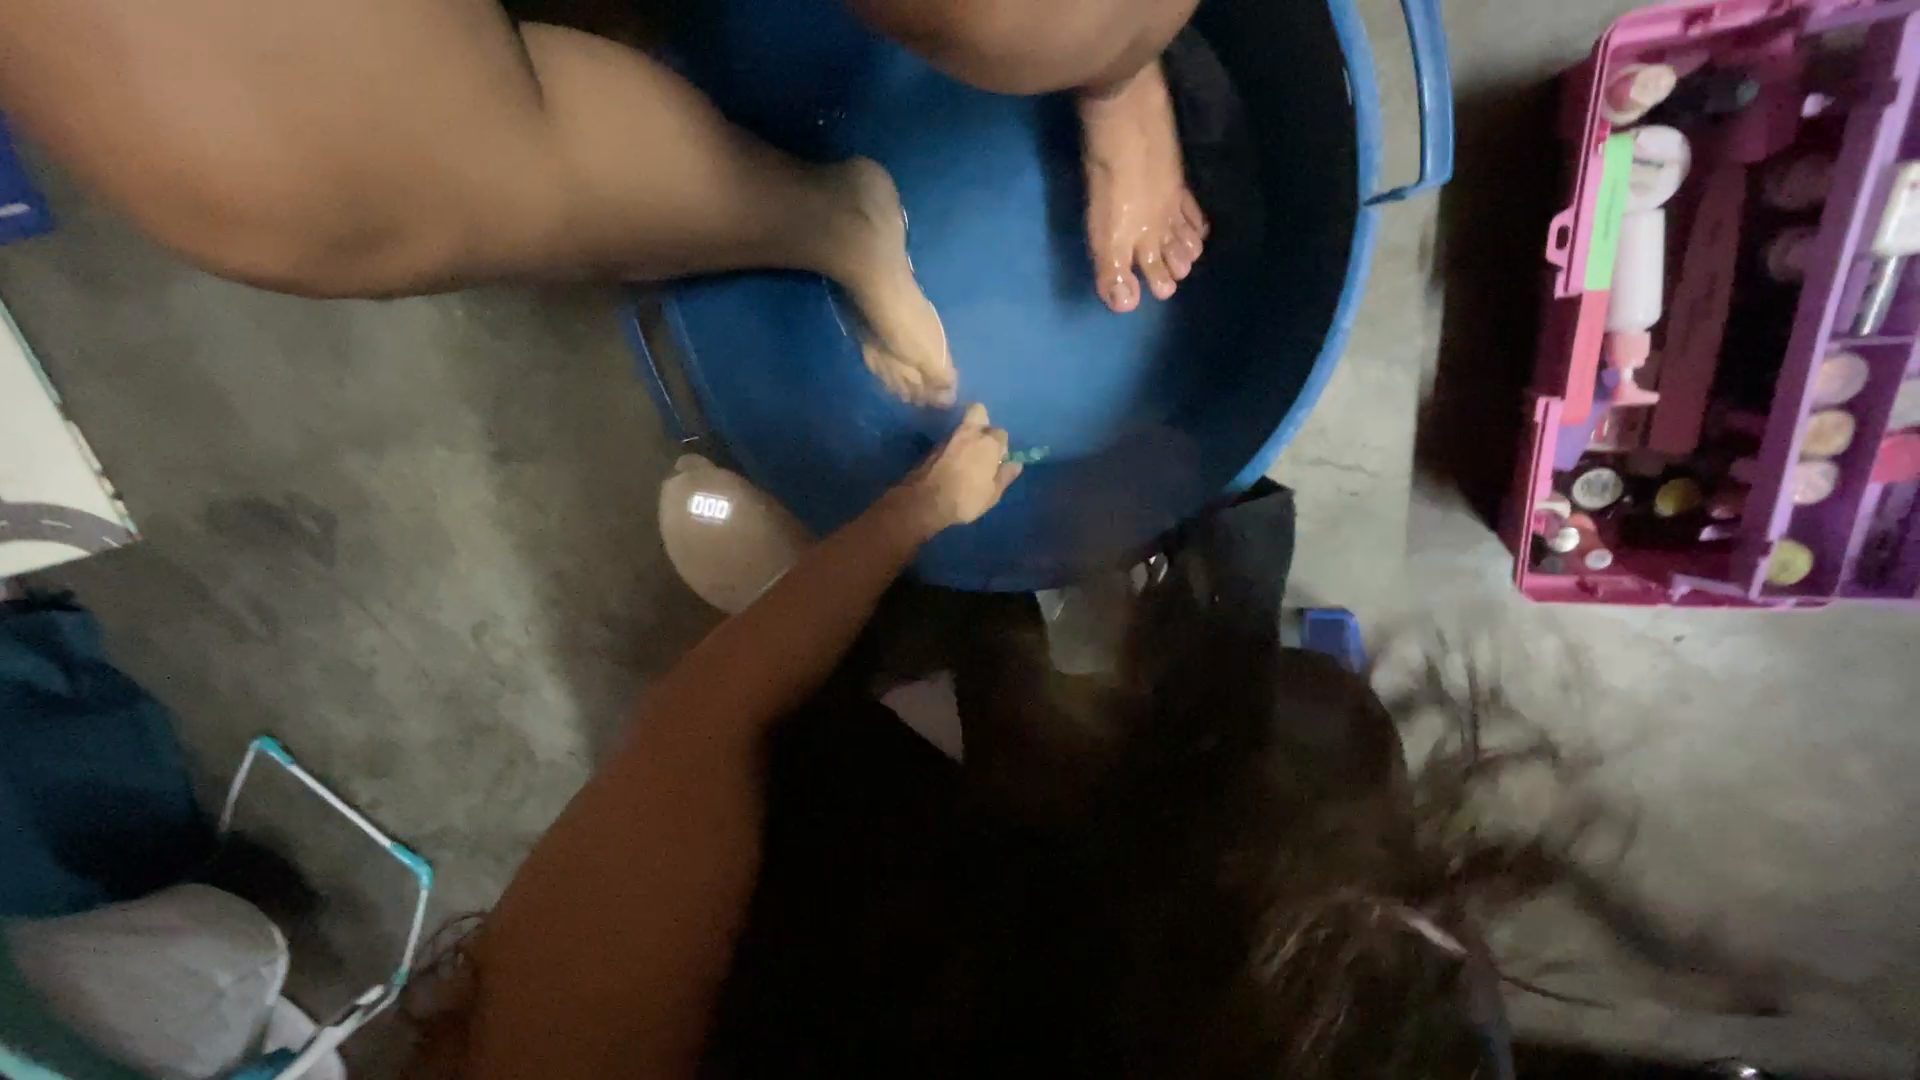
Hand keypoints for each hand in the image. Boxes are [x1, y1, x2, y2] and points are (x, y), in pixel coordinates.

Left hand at [889, 404, 1022, 537]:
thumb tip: (1016, 464)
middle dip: (983, 422)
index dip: (1001, 446)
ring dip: (968, 436)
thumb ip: (1005, 476)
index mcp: (988, 443)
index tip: (998, 460)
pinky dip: (954, 446)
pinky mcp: (933, 446)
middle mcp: (969, 433)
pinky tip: (953, 463)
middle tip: (983, 444)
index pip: (1001, 433)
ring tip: (968, 457)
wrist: (924, 501)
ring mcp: (948, 438)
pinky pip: (950, 440)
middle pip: (979, 412)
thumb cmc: (965, 499)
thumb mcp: (992, 494)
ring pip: (963, 426)